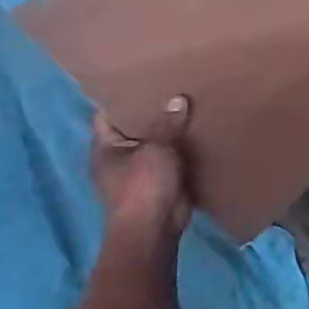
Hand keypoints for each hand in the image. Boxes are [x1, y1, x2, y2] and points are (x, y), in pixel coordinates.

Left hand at [90, 95, 192, 237]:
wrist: (153, 227)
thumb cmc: (142, 185)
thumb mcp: (155, 150)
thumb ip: (166, 124)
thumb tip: (177, 98)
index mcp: (105, 148)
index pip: (108, 116)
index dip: (123, 99)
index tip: (145, 81)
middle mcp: (119, 158)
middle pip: (135, 128)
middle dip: (154, 112)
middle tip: (178, 88)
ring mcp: (140, 170)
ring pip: (157, 143)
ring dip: (172, 130)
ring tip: (195, 106)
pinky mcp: (161, 180)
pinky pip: (173, 158)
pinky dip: (184, 148)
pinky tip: (203, 134)